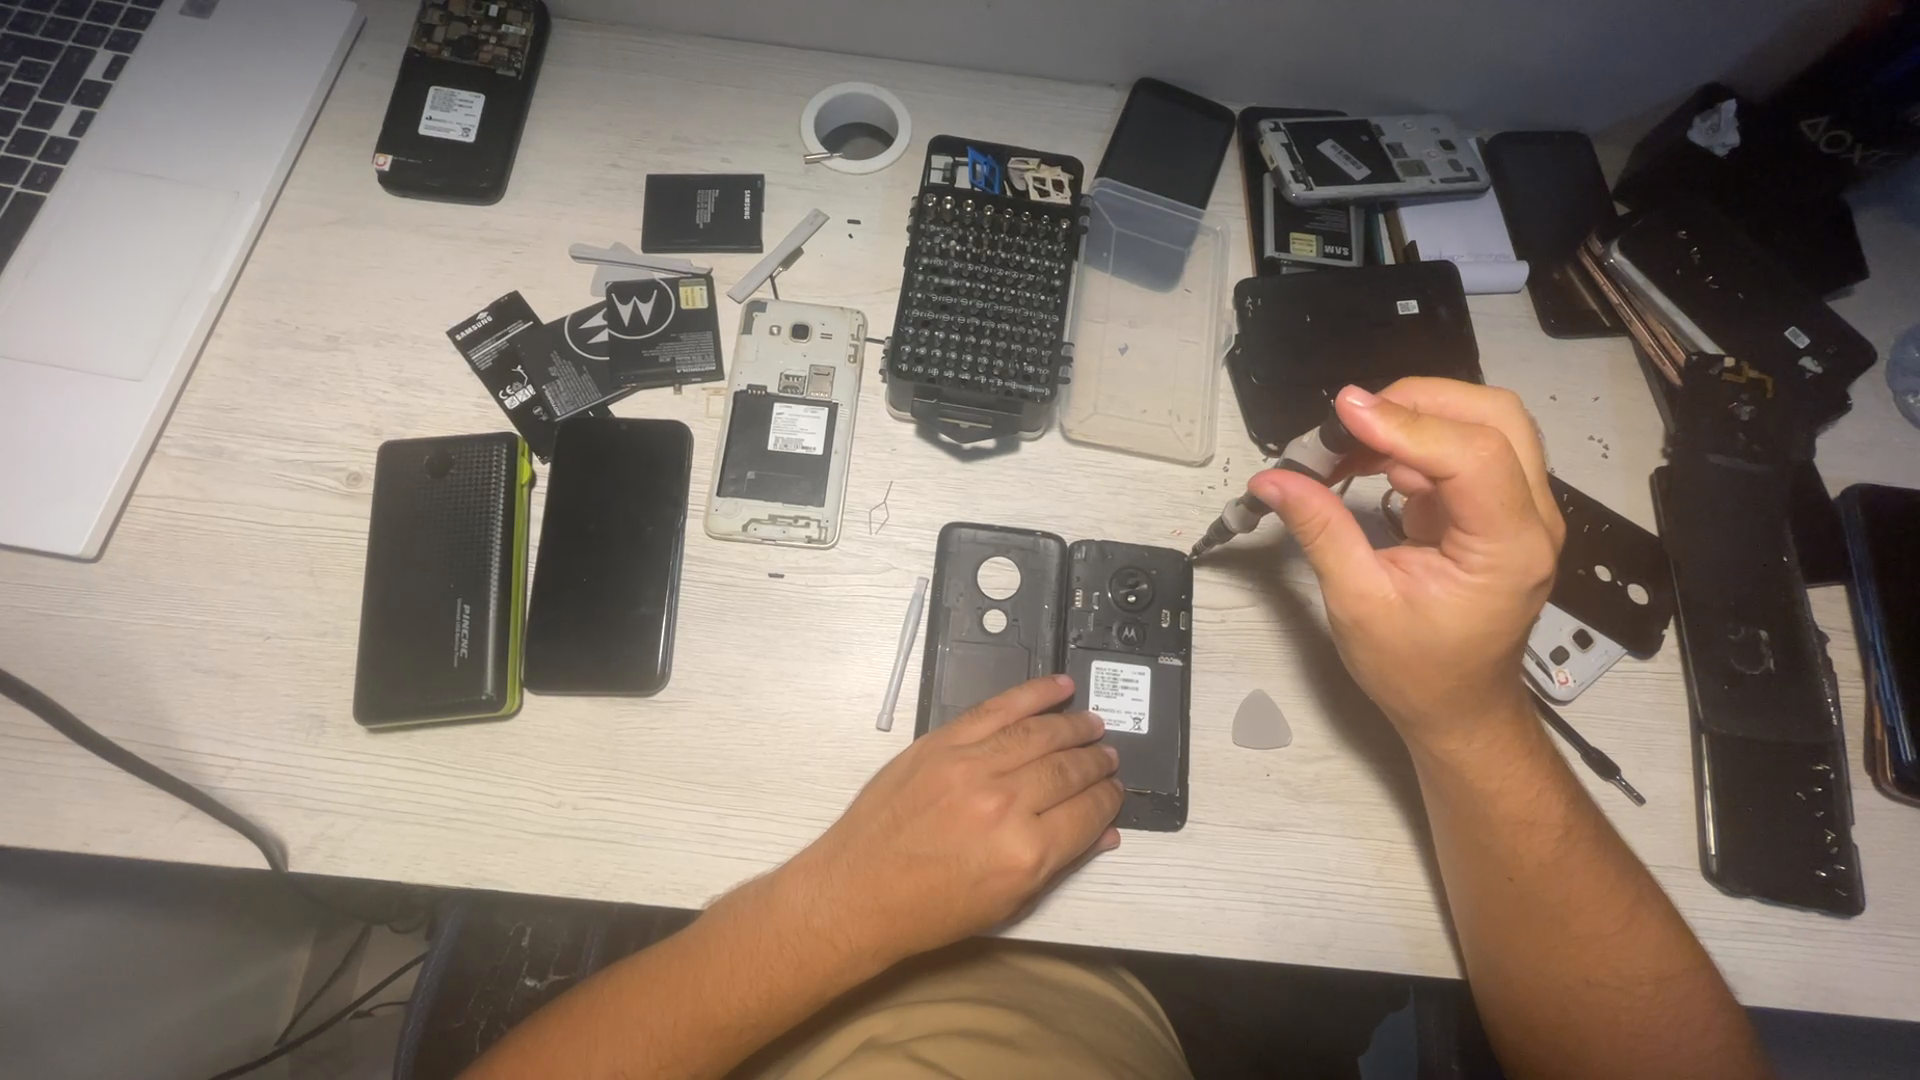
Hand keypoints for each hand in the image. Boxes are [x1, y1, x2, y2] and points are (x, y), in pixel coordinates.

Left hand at [783, 676, 1122, 966]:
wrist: (858, 892)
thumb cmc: (930, 910)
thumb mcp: (1006, 903)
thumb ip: (1060, 861)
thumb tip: (1104, 832)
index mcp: (1026, 853)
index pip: (1088, 813)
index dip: (1109, 800)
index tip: (1115, 790)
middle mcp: (1004, 803)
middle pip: (1068, 770)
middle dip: (1096, 762)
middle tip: (1108, 756)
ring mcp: (970, 766)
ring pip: (1039, 733)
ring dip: (1073, 726)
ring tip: (1093, 723)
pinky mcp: (942, 742)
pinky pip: (998, 708)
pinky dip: (1033, 694)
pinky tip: (1058, 687)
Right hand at [1249, 379, 1563, 754]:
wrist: (1458, 706)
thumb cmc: (1414, 669)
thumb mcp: (1357, 602)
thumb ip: (1320, 531)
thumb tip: (1272, 479)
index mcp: (1507, 548)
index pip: (1474, 456)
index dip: (1407, 425)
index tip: (1340, 413)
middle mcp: (1529, 517)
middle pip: (1494, 418)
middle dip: (1417, 402)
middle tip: (1347, 420)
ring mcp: (1517, 510)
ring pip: (1483, 424)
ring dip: (1412, 418)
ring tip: (1345, 443)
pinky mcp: (1492, 509)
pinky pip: (1460, 450)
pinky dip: (1409, 443)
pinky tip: (1365, 461)